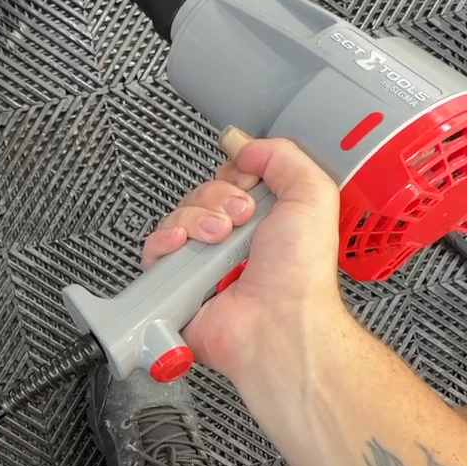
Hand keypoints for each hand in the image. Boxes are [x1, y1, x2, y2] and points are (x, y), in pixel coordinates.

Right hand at [141, 131, 351, 380]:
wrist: (275, 322)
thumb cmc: (300, 277)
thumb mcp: (312, 195)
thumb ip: (283, 157)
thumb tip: (243, 143)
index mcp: (264, 220)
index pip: (230, 179)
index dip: (235, 176)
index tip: (250, 187)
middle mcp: (231, 241)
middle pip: (200, 195)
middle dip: (217, 198)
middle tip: (239, 219)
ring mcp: (201, 261)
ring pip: (177, 217)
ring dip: (195, 220)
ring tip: (218, 240)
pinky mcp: (175, 282)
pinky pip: (154, 249)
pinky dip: (164, 241)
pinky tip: (184, 246)